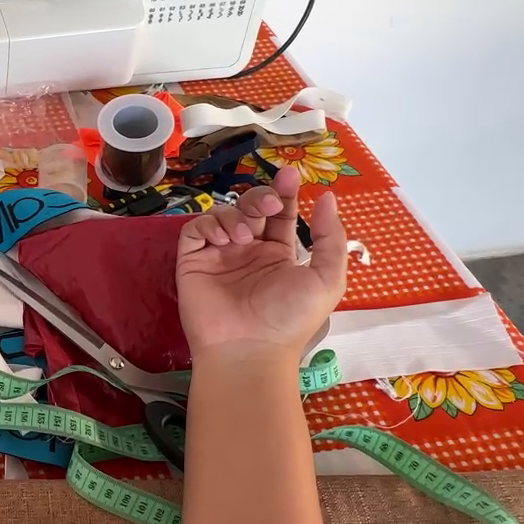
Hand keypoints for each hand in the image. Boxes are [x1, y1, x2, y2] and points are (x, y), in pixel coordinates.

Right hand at [175, 167, 347, 361]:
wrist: (249, 348)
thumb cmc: (289, 318)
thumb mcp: (327, 278)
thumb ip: (330, 237)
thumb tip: (326, 197)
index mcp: (278, 255)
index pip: (279, 215)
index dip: (284, 193)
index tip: (291, 175)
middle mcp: (247, 252)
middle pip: (250, 207)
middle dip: (260, 198)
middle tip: (268, 208)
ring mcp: (218, 256)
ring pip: (222, 214)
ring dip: (235, 215)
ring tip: (243, 237)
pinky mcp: (192, 262)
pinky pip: (195, 230)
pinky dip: (209, 226)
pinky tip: (223, 240)